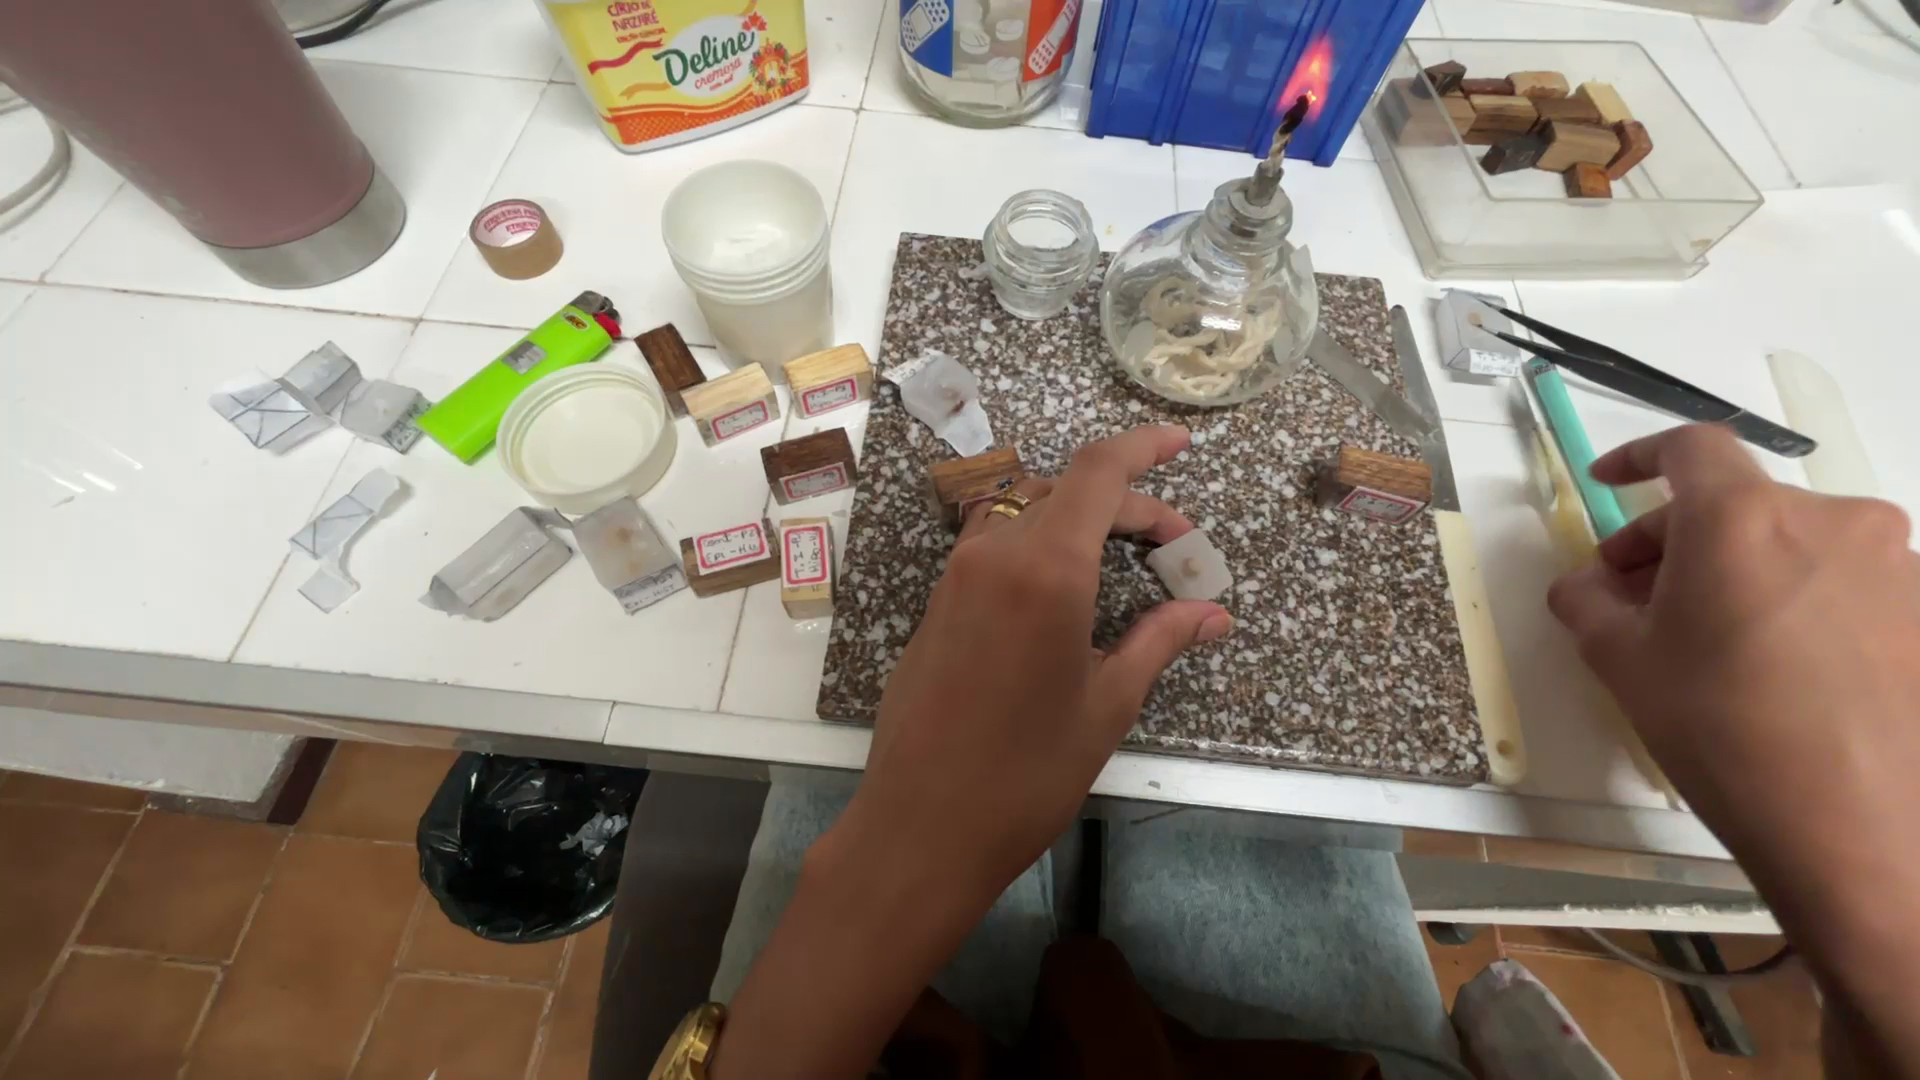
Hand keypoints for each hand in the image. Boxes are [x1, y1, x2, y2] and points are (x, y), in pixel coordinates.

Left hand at [830, 424, 1232, 903]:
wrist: (921, 824)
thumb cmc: (1026, 772)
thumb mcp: (1107, 704)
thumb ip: (1160, 640)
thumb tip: (1212, 613)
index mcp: (1044, 568)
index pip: (1097, 472)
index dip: (1143, 447)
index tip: (1181, 443)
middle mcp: (993, 552)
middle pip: (1065, 490)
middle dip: (1125, 503)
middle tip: (1170, 548)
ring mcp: (955, 573)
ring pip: (1023, 509)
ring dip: (1074, 516)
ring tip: (1118, 554)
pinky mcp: (937, 599)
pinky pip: (991, 541)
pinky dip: (1035, 538)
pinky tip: (1060, 581)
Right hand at [1547, 424, 1919, 1074]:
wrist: (1866, 826)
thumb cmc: (1716, 721)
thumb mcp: (1614, 654)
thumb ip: (1583, 598)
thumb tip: (1588, 584)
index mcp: (1742, 518)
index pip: (1690, 447)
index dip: (1637, 455)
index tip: (1606, 483)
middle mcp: (1830, 522)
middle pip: (1730, 503)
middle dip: (1666, 539)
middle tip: (1627, 596)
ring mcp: (1895, 566)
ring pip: (1782, 540)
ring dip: (1723, 566)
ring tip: (1692, 634)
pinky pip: (1832, 577)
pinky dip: (1779, 593)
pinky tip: (1758, 659)